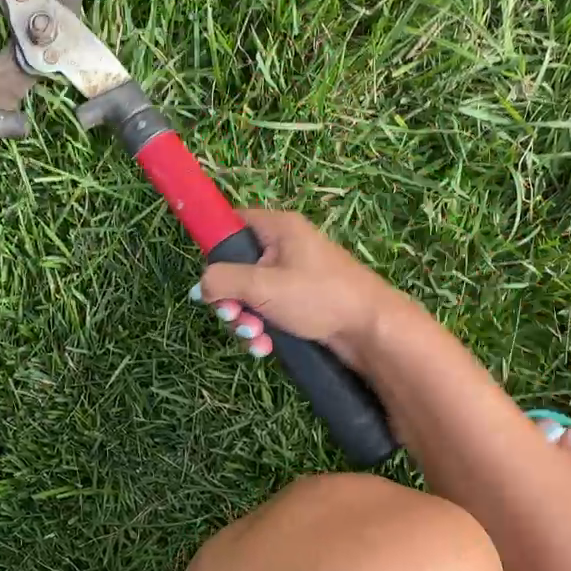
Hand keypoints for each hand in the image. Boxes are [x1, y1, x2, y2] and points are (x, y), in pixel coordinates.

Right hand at [193, 209, 396, 358]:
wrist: (369, 330)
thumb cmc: (319, 297)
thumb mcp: (262, 286)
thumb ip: (222, 280)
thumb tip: (201, 287)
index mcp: (278, 229)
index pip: (232, 223)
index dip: (215, 248)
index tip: (211, 278)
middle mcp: (283, 248)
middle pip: (234, 268)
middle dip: (229, 300)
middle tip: (234, 316)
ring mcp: (291, 277)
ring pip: (247, 296)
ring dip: (243, 321)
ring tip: (255, 337)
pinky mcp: (297, 303)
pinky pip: (265, 313)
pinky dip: (260, 330)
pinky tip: (264, 347)